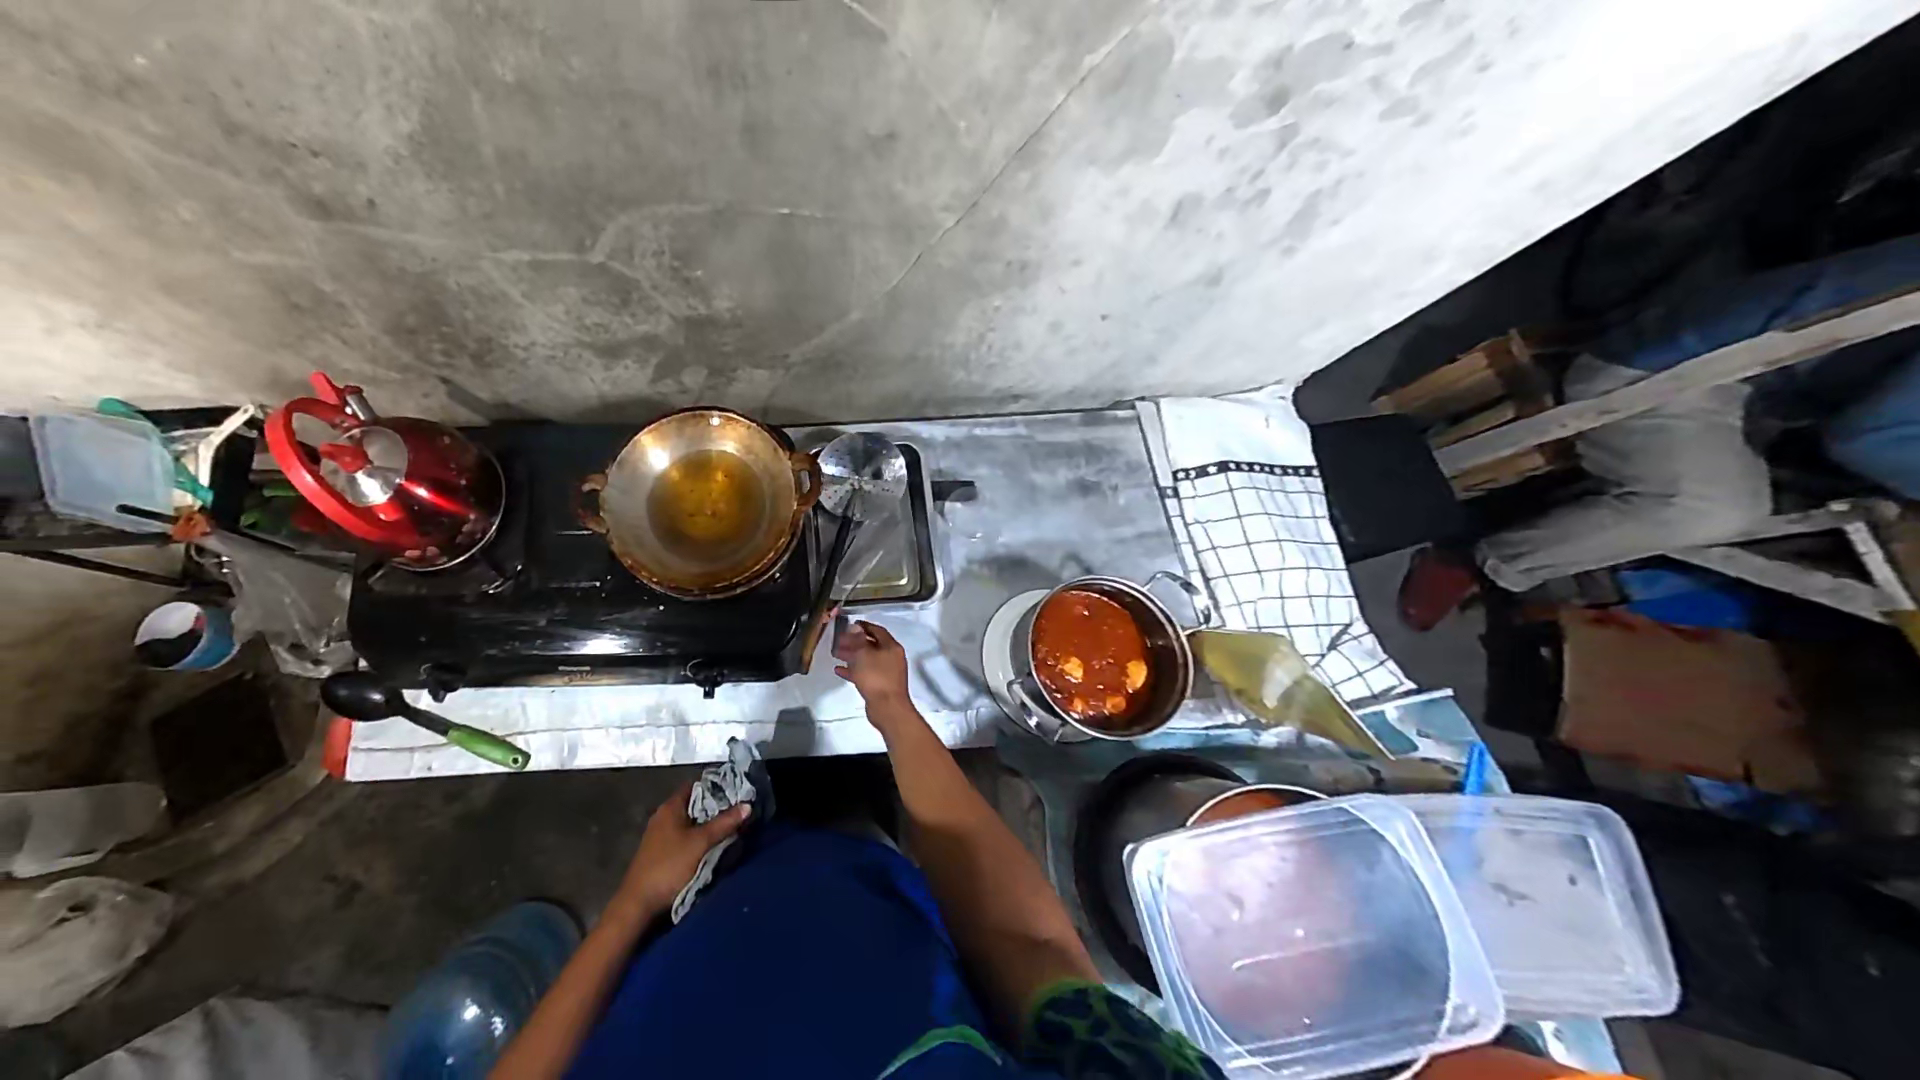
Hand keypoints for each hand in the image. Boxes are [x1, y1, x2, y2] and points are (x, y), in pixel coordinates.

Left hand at [616, 779, 750, 914]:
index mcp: (670, 808)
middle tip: (741, 808)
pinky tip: (715, 843)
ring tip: (734, 825)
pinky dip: (701, 837)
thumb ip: (724, 823)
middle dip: (717, 806)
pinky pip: (687, 836)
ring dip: (710, 824)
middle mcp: (664, 817)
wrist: (638, 905)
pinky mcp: (662, 852)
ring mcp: (661, 835)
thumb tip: (748, 804)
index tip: (738, 789)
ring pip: (692, 822)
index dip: (717, 785)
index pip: (696, 785)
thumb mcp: (700, 843)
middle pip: (695, 803)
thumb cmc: (669, 867)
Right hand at [832, 619, 910, 706]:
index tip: (850, 624)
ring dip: (851, 656)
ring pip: (867, 659)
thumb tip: (854, 627)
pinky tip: (839, 670)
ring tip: (836, 653)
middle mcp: (891, 657)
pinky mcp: (880, 685)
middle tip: (839, 640)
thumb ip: (858, 639)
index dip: (864, 626)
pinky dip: (853, 670)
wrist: (887, 707)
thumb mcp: (864, 654)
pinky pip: (865, 673)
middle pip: (871, 645)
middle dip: (854, 642)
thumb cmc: (876, 677)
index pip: (877, 630)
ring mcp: (886, 672)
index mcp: (891, 647)